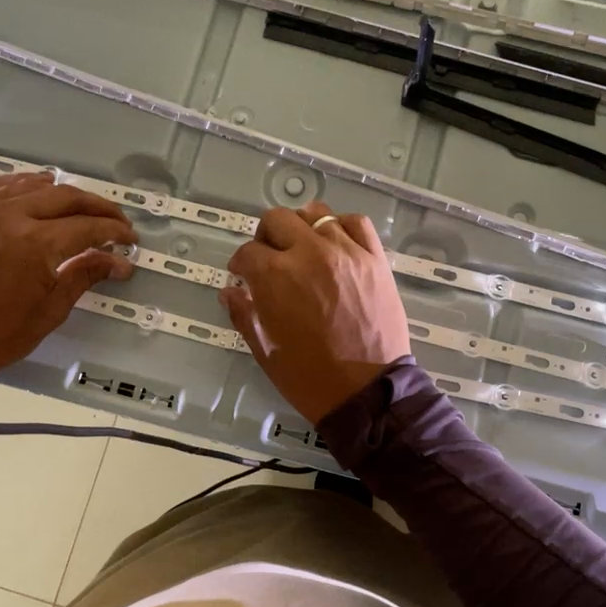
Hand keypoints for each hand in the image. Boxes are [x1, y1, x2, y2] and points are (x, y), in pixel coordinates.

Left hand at [0, 173, 134, 387]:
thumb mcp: (48, 311)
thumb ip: (84, 275)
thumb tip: (119, 262)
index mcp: (34, 244)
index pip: (87, 226)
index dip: (114, 230)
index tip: (129, 237)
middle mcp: (5, 216)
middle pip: (63, 197)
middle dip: (95, 206)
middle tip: (113, 219)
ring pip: (28, 184)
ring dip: (59, 193)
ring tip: (76, 206)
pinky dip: (18, 187)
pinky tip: (30, 195)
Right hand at [220, 201, 411, 423]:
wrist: (368, 392)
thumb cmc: (310, 378)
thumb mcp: (266, 351)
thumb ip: (245, 315)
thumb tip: (230, 291)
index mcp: (276, 276)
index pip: (248, 252)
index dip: (241, 264)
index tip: (243, 275)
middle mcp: (310, 253)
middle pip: (278, 220)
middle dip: (266, 237)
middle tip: (269, 257)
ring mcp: (347, 252)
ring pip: (316, 214)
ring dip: (302, 228)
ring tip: (303, 247)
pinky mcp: (375, 258)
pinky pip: (356, 223)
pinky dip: (341, 225)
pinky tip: (335, 241)